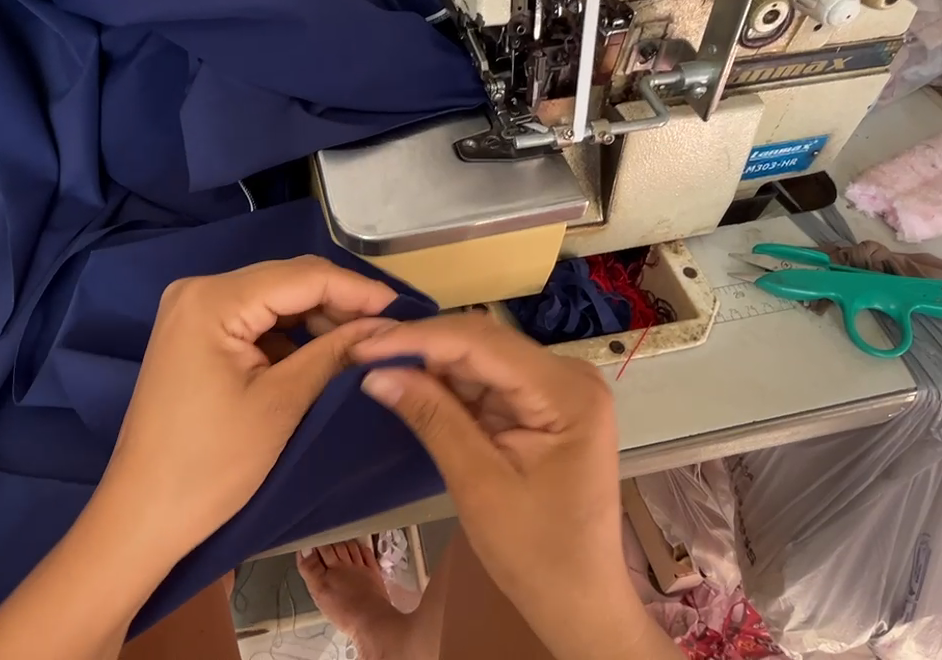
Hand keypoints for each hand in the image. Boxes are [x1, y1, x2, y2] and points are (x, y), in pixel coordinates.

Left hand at [0, 257, 397, 659]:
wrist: (142, 516)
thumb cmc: (211, 464)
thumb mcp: (282, 403)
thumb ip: (334, 352)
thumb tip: (385, 326)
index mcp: (213, 299)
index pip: (300, 276)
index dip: (355, 288)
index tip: (401, 307)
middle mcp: (198, 289)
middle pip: (284, 282)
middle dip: (337, 303)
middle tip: (386, 329)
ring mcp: (191, 311)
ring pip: (271, 300)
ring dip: (315, 318)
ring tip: (361, 342)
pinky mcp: (193, 334)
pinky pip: (252, 320)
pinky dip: (288, 334)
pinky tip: (321, 351)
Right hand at [352, 315, 673, 659]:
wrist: (579, 602)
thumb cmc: (537, 554)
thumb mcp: (478, 484)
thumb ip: (431, 418)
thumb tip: (375, 372)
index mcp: (568, 392)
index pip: (482, 343)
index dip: (418, 338)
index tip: (364, 346)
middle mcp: (568, 375)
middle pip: (482, 343)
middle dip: (421, 346)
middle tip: (362, 351)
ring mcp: (556, 387)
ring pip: (480, 357)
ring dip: (430, 362)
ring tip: (377, 361)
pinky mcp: (541, 403)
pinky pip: (486, 380)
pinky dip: (447, 383)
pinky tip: (411, 381)